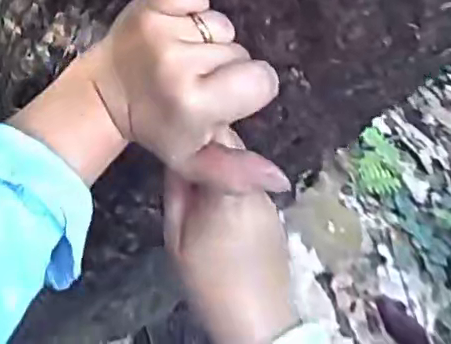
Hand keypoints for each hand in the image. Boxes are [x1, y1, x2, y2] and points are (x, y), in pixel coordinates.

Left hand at [83, 0, 287, 191]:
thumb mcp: (193, 161)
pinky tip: (179, 26)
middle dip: (226, 66)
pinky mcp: (149, 3)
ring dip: (209, 38)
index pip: (261, 80)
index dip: (252, 87)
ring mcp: (161, 28)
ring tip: (186, 54)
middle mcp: (178, 62)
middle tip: (198, 79)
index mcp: (194, 104)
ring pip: (220, 23)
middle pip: (239, 51)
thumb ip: (238, 172)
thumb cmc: (154, 127)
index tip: (229, 93)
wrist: (105, 90)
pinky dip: (193, 5)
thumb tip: (281, 179)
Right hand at [165, 131, 298, 343]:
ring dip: (220, 164)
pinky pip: (249, 185)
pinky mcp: (275, 215)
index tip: (176, 132)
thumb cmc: (210, 282)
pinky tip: (219, 207)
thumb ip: (174, 187)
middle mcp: (255, 185)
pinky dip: (233, 185)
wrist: (259, 328)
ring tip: (198, 182)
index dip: (195, 127)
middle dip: (206, 144)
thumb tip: (174, 153)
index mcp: (228, 186)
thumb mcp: (175, 235)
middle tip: (182, 157)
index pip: (215, 132)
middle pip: (229, 144)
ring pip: (240, 164)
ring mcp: (268, 200)